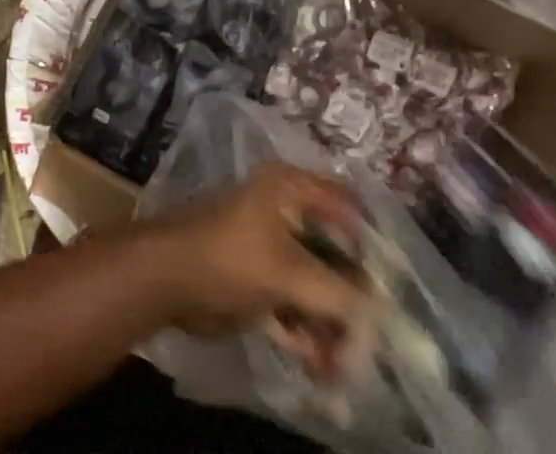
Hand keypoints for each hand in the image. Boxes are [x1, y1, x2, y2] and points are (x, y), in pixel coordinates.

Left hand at [138, 163, 371, 372]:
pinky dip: (305, 331)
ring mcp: (267, 246)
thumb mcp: (292, 275)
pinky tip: (321, 365)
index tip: (395, 283)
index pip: (350, 208)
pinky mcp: (253, 279)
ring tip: (345, 365)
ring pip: (312, 283)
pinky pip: (290, 303)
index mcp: (292, 189)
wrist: (160, 280)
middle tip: (372, 336)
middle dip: (353, 298)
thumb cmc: (229, 259)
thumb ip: (342, 295)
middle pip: (333, 253)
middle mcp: (283, 210)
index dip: (374, 243)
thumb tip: (382, 313)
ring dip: (330, 323)